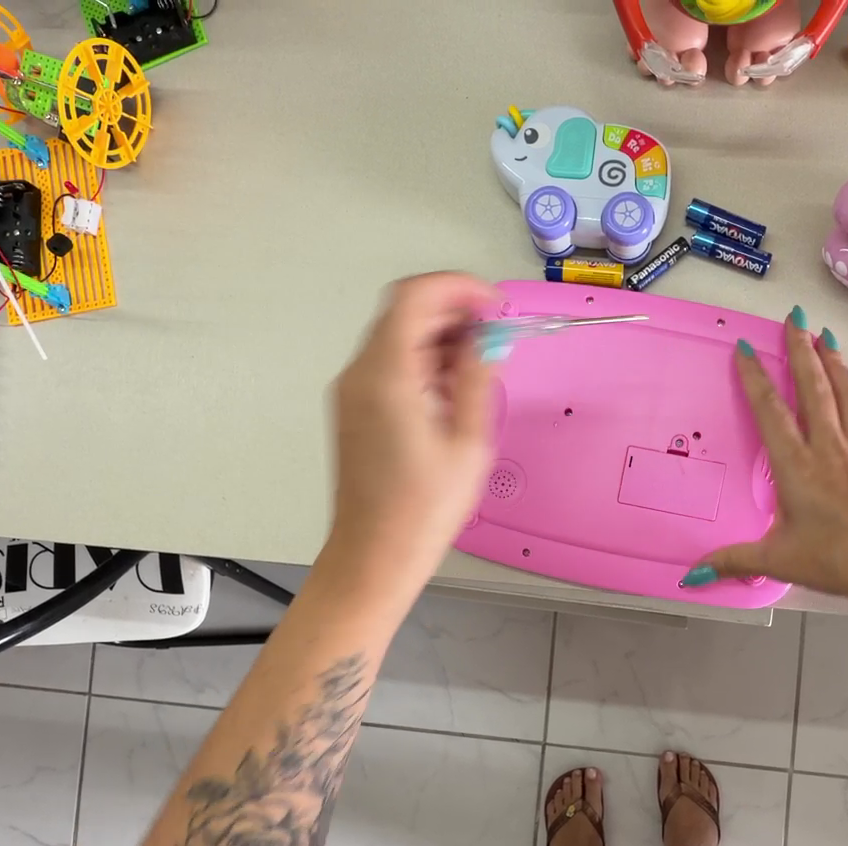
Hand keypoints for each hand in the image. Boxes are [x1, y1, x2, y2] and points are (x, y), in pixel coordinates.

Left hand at [323, 272, 502, 586]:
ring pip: (397, 339)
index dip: (458, 287)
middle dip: (454, 314)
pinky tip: (451, 392)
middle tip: (495, 340)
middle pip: (405, 313)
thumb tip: (485, 340)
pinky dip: (423, 363)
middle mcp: (359, 373)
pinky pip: (389, 366)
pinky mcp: (354, 410)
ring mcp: (351, 392)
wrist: (373, 556)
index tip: (495, 308)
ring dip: (440, 340)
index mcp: (386, 375)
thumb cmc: (424, 507)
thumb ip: (476, 379)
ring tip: (479, 370)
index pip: (415, 296)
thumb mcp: (468, 442)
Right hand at [697, 311, 847, 616]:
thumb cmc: (839, 561)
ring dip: (833, 363)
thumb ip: (733, 562)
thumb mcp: (778, 561)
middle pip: (814, 389)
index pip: (771, 412)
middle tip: (794, 318)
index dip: (755, 379)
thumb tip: (689, 576)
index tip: (744, 349)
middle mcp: (829, 450)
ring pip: (845, 395)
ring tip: (825, 335)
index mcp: (798, 467)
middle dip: (801, 351)